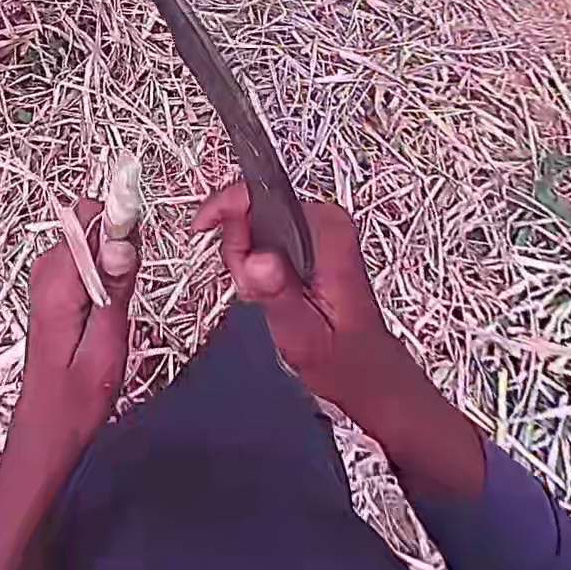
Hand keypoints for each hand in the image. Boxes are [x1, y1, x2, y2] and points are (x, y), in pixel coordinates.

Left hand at [0, 199, 138, 569]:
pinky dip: (104, 270)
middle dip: (119, 244)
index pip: (88, 217)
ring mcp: (47, 274)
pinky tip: (107, 306)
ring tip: (116, 305)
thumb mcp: (106, 347)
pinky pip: (85, 255)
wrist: (47, 428)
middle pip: (90, 222)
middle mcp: (46, 268)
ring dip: (114, 259)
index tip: (135, 253)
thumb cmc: (76, 399)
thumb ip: (115, 288)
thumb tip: (122, 239)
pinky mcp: (54, 282)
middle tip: (127, 289)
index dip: (119, 227)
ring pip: (91, 237)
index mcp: (56, 280)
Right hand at [191, 182, 485, 496]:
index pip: (259, 194)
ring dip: (244, 261)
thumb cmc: (345, 360)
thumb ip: (278, 294)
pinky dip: (252, 264)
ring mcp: (313, 229)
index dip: (225, 209)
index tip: (203, 226)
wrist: (367, 376)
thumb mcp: (303, 333)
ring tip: (263, 295)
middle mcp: (321, 221)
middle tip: (252, 286)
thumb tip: (256, 261)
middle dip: (238, 249)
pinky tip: (267, 290)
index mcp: (325, 229)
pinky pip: (259, 236)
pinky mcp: (305, 240)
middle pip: (250, 209)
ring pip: (250, 224)